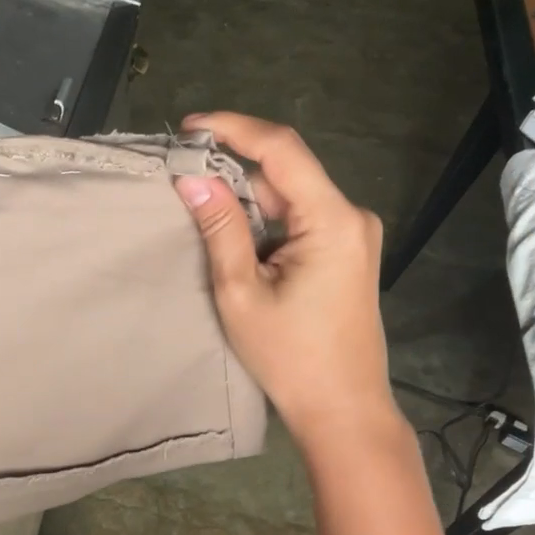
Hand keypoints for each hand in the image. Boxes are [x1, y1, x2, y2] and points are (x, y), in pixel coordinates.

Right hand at [173, 112, 398, 443]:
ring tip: (197, 196)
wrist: (342, 408)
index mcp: (332, 221)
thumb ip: (220, 228)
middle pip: (287, 170)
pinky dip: (264, 215)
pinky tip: (231, 226)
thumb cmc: (290, 356)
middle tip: (182, 164)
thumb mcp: (241, 291)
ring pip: (291, 194)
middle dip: (234, 162)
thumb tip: (190, 177)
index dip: (234, 128)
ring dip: (246, 192)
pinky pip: (299, 216)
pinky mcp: (345, 251)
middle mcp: (351, 216)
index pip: (281, 150)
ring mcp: (352, 234)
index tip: (189, 125)